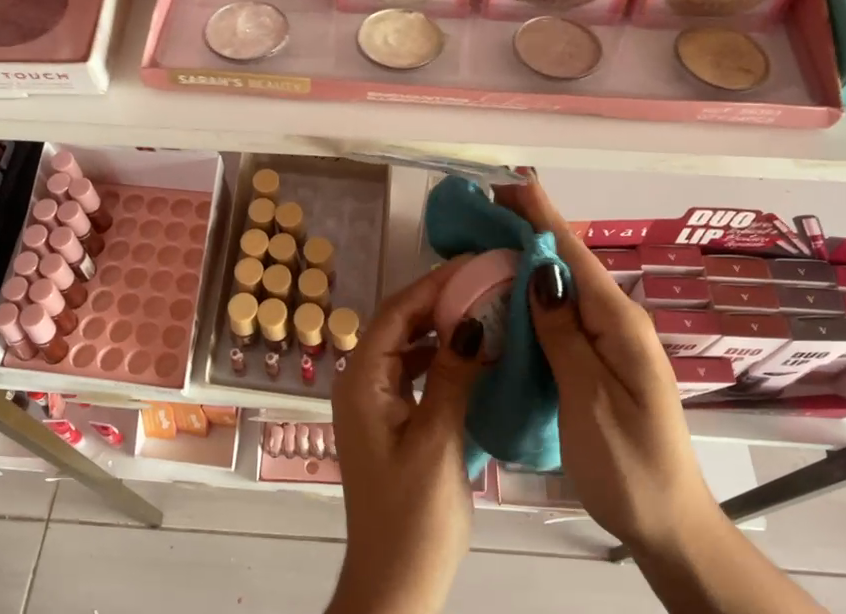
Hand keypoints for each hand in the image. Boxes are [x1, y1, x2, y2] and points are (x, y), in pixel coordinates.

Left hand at [328, 259, 485, 613]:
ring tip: (484, 307)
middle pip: (398, 324)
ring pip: (407, 347)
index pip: (394, 313)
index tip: (473, 263)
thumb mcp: (437, 438)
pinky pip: (414, 373)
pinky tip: (472, 353)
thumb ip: (451, 374)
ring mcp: (374, 403)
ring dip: (441, 327)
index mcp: (360, 382)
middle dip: (439, 300)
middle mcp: (360, 384)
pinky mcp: (391, 422)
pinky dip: (441, 358)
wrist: (397, 580)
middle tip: (485, 279)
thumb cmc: (414, 513)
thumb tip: (471, 320)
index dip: (432, 284)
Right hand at [495, 178, 717, 553]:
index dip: (539, 214)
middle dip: (526, 228)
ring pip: (563, 287)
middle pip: (567, 262)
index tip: (503, 182)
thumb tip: (540, 270)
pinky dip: (531, 296)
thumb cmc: (628, 466)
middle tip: (476, 210)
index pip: (572, 253)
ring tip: (482, 238)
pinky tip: (505, 294)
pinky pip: (561, 315)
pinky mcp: (599, 362)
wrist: (668, 525)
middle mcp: (616, 322)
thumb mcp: (589, 400)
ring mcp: (609, 342)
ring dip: (526, 258)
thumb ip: (564, 334)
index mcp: (618, 323)